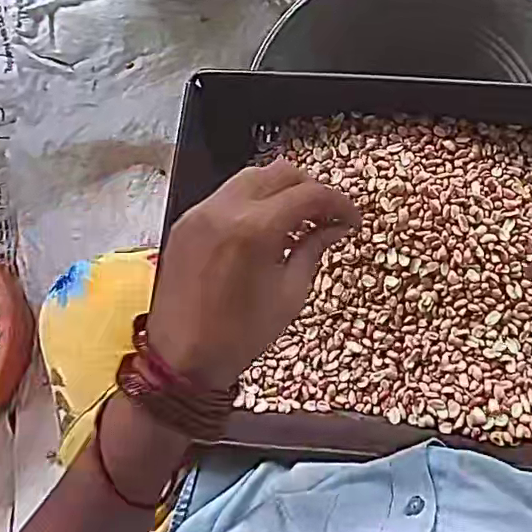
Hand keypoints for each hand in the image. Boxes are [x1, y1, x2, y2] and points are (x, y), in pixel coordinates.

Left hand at [147, 161, 358, 389]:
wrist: (180, 359)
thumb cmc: (239, 336)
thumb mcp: (289, 294)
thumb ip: (313, 250)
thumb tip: (334, 228)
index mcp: (255, 229)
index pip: (309, 194)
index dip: (338, 203)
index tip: (351, 219)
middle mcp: (224, 209)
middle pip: (281, 172)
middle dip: (311, 188)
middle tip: (327, 215)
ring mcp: (200, 212)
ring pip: (252, 177)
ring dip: (281, 189)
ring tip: (297, 219)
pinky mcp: (186, 222)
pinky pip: (227, 195)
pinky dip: (253, 201)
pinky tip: (265, 228)